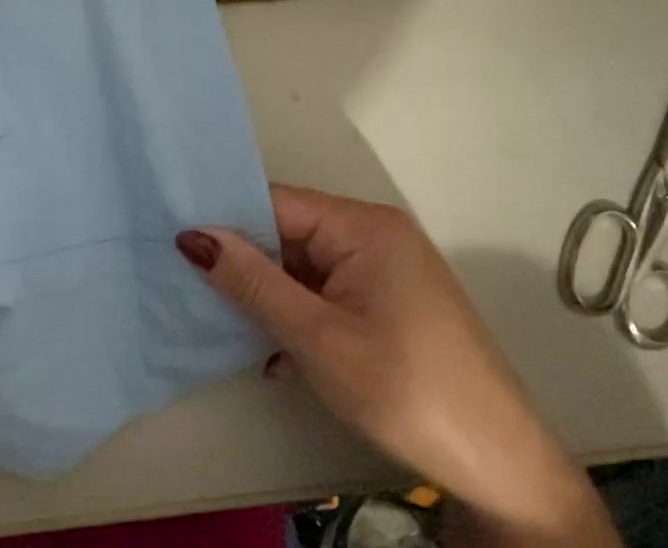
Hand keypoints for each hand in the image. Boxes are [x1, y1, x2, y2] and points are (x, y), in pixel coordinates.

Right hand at [178, 186, 620, 547]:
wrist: (498, 465)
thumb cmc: (404, 390)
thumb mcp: (315, 336)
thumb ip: (251, 281)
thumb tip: (191, 235)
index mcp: (363, 227)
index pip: (273, 202)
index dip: (223, 221)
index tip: (169, 241)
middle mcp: (375, 234)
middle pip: (286, 231)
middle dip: (241, 262)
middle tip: (185, 284)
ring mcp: (384, 269)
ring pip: (301, 265)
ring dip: (265, 295)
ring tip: (218, 320)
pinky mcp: (388, 302)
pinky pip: (323, 290)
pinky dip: (294, 313)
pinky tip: (269, 350)